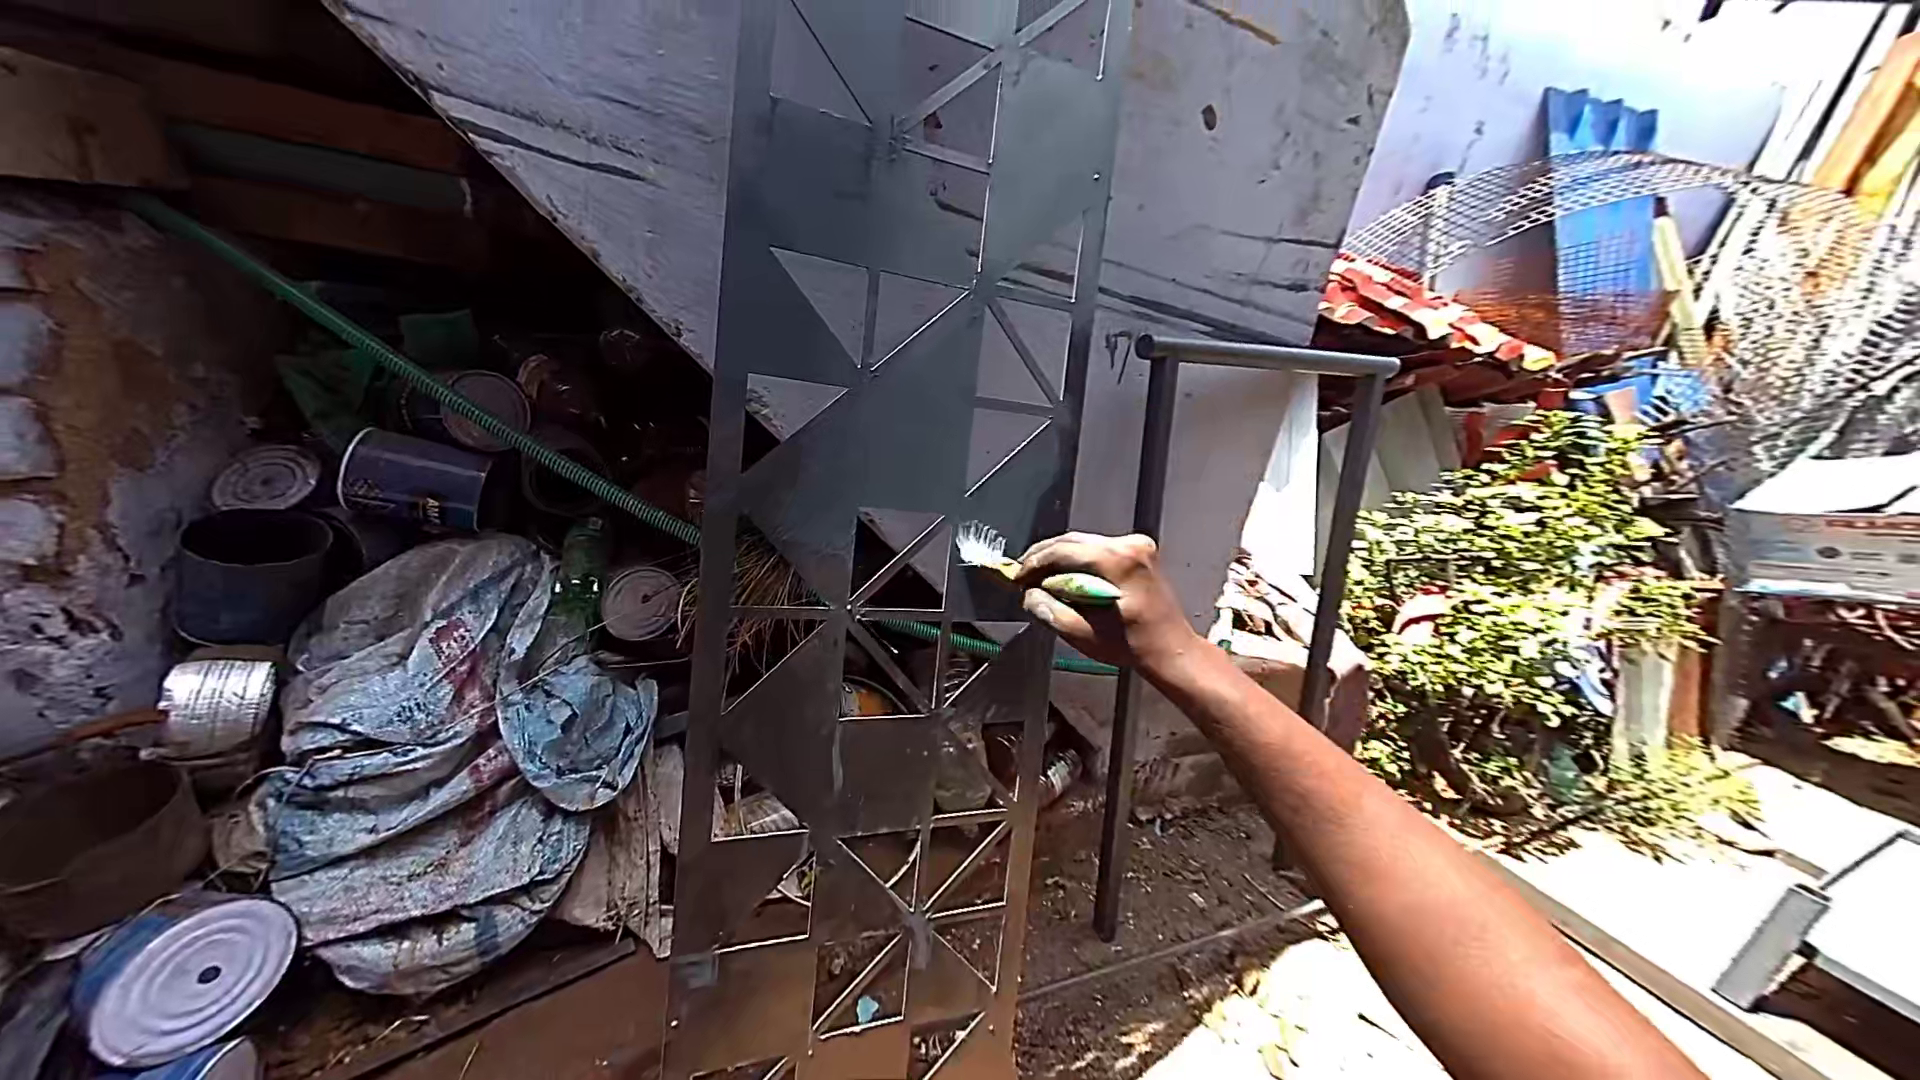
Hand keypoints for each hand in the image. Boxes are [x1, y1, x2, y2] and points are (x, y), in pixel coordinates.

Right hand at [1015, 532, 1198, 671]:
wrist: (1170, 649)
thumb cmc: (1133, 645)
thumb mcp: (1081, 633)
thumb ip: (1049, 610)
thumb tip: (1028, 592)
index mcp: (1119, 561)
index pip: (1063, 550)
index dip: (1033, 563)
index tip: (1017, 578)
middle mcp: (1130, 545)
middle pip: (1072, 541)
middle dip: (1042, 557)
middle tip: (1022, 576)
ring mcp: (1137, 545)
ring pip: (1082, 542)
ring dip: (1057, 557)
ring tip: (1037, 577)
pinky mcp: (1138, 551)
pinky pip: (1096, 548)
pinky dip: (1075, 559)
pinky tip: (1062, 575)